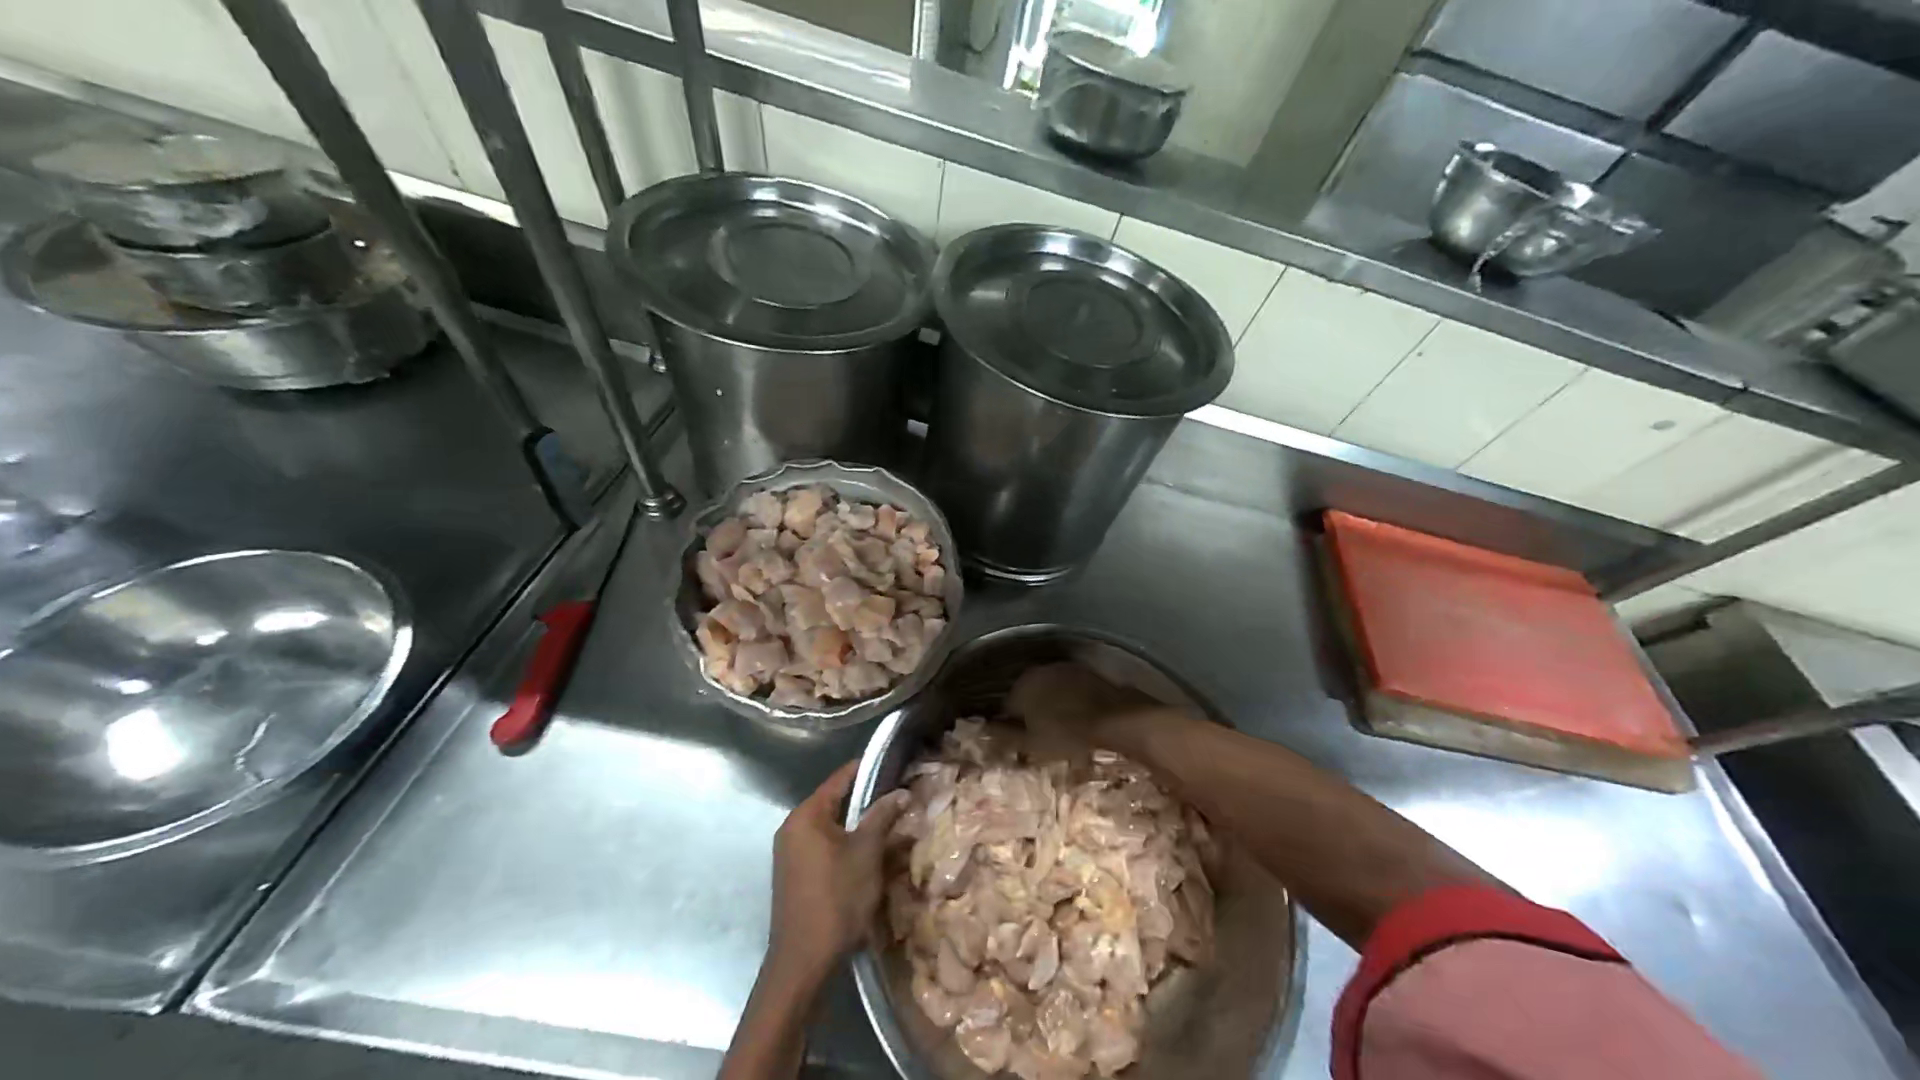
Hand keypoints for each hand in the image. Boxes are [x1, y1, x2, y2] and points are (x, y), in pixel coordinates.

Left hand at [769, 761, 908, 982]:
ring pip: (831, 829)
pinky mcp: (795, 875)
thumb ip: (882, 817)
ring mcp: (790, 853)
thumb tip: (900, 791)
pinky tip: (869, 856)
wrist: (803, 960)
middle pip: (835, 804)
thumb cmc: (837, 898)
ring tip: (890, 826)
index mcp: (806, 816)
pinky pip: (824, 848)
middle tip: (898, 799)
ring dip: (859, 827)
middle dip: (866, 802)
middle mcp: (792, 828)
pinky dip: (846, 846)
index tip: (893, 765)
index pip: (838, 779)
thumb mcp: (867, 853)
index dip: (866, 770)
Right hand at [1007, 662, 1150, 750]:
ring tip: (1063, 732)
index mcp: (1022, 685)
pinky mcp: (1090, 675)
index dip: (1011, 728)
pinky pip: (1072, 692)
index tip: (1021, 746)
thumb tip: (983, 731)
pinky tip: (1082, 722)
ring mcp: (1068, 670)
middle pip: (1028, 695)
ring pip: (1051, 692)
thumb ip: (1004, 737)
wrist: (1117, 720)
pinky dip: (1073, 704)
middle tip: (1042, 741)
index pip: (1006, 707)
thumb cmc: (1067, 735)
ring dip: (1053, 708)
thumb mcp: (1030, 744)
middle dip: (1032, 715)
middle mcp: (1041, 670)